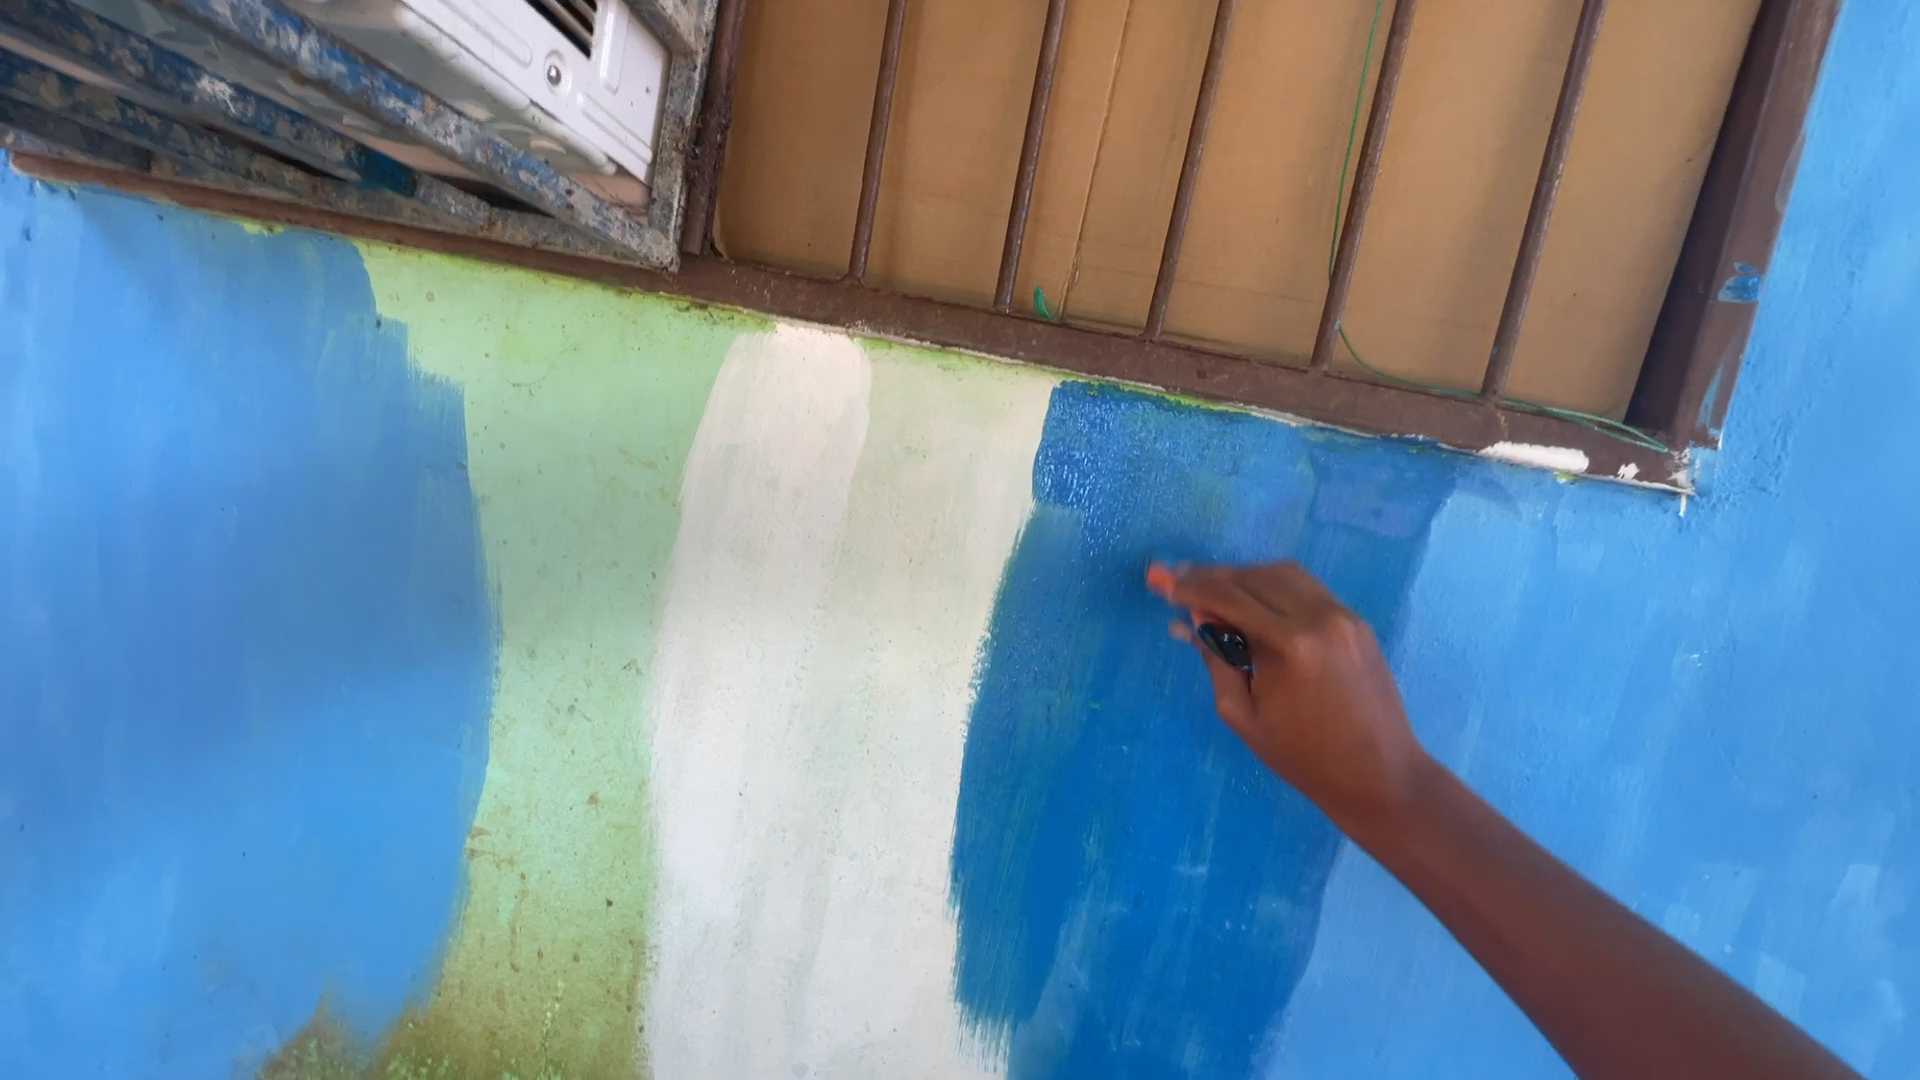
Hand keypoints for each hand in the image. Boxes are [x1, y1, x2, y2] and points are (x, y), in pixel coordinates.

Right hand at [1150, 561, 1431, 833]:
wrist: (1380, 775)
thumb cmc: (1303, 756)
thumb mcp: (1241, 714)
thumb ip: (1216, 659)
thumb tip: (1191, 621)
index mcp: (1289, 645)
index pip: (1228, 596)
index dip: (1190, 587)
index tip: (1162, 585)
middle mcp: (1319, 617)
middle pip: (1252, 576)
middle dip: (1211, 577)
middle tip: (1179, 584)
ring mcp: (1343, 615)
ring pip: (1281, 573)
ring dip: (1242, 577)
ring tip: (1213, 592)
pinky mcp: (1356, 621)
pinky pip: (1305, 587)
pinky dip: (1271, 586)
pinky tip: (1252, 602)